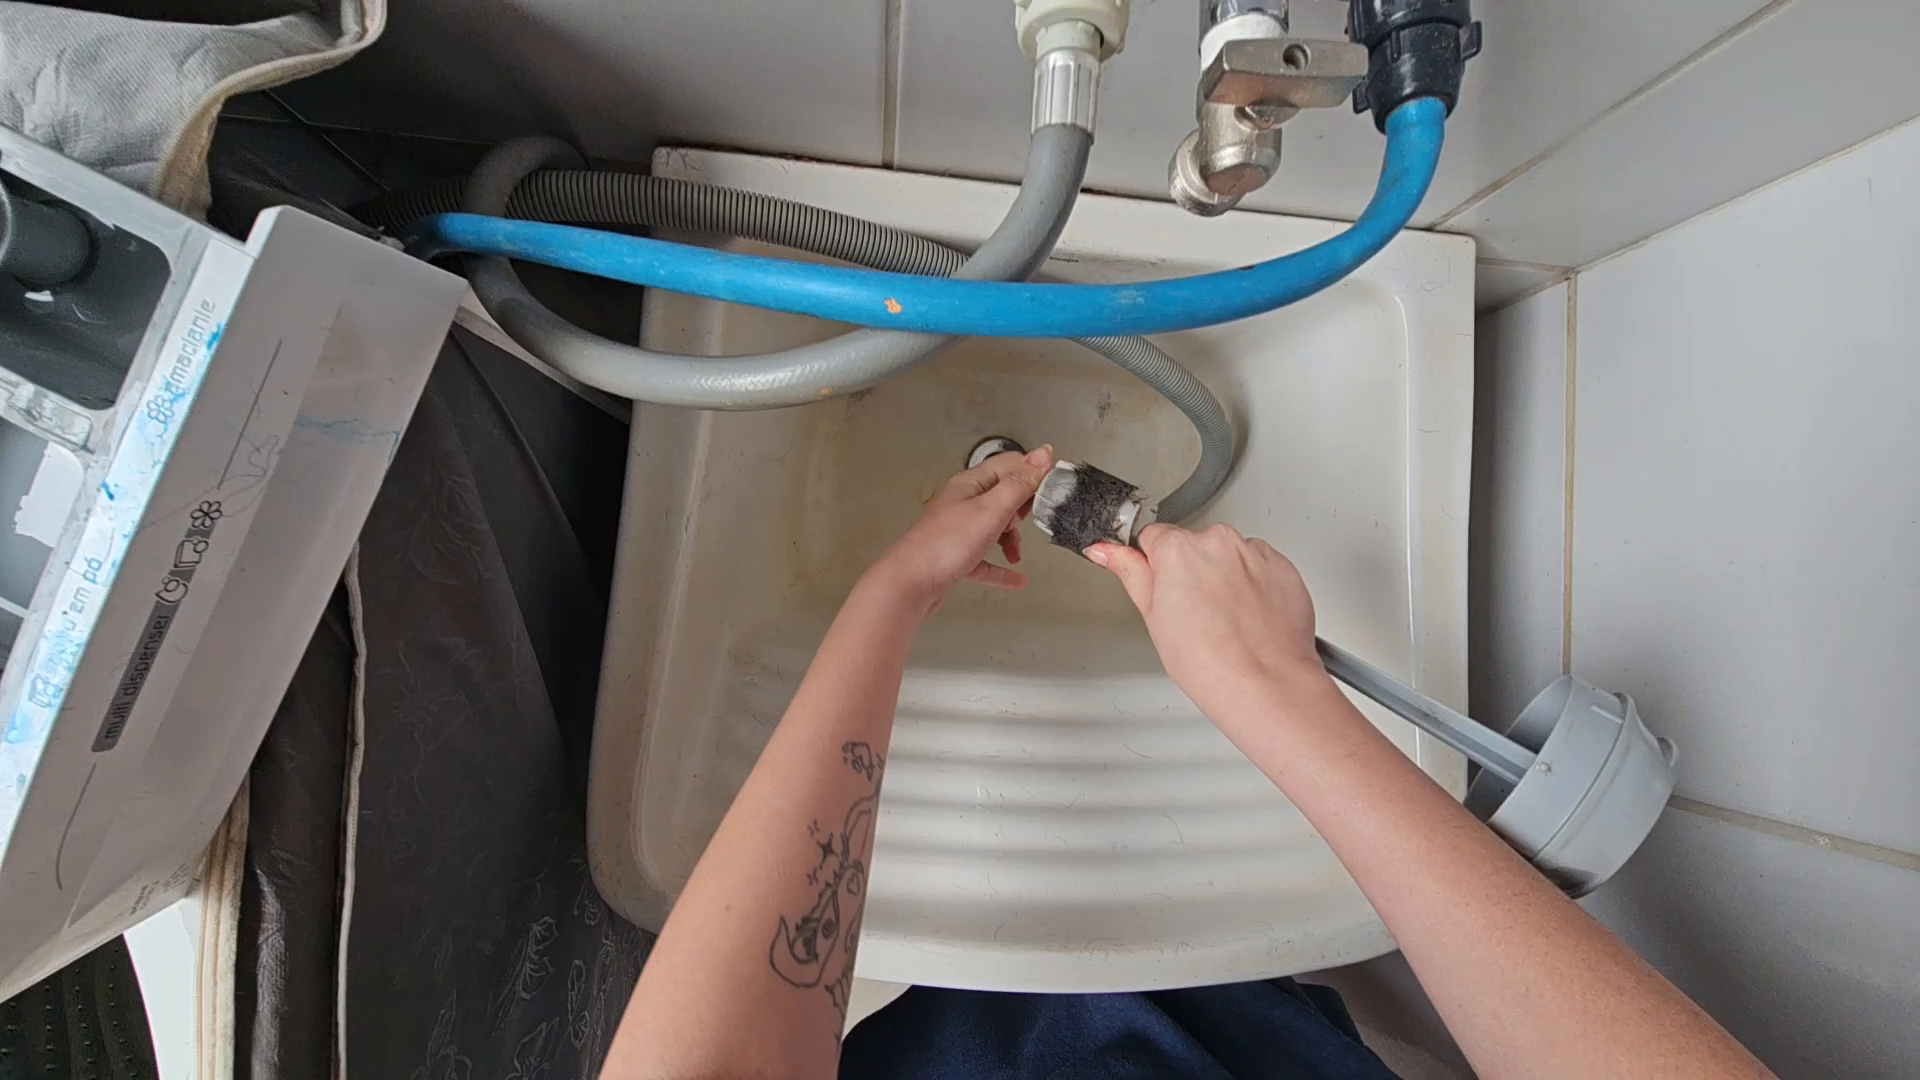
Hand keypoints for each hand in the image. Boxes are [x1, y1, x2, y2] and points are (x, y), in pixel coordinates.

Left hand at [868, 446, 1054, 611]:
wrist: (909, 584)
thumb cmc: (943, 545)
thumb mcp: (991, 509)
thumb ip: (1019, 483)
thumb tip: (1042, 454)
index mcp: (970, 485)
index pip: (1009, 466)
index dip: (1033, 475)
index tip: (1052, 489)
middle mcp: (963, 504)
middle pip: (1002, 496)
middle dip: (1022, 509)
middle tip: (1031, 520)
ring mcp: (958, 532)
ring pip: (995, 529)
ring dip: (1012, 541)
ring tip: (1016, 554)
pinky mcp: (956, 559)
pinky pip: (985, 560)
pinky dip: (1000, 568)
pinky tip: (1015, 579)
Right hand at [1087, 524, 1331, 724]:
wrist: (1264, 683)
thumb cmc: (1207, 659)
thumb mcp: (1151, 615)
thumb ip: (1129, 571)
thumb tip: (1105, 551)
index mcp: (1177, 548)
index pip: (1153, 537)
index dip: (1155, 567)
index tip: (1164, 590)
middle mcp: (1217, 541)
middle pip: (1193, 545)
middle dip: (1190, 571)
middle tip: (1192, 613)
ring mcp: (1253, 552)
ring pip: (1227, 555)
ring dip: (1223, 576)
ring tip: (1224, 619)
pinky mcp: (1282, 567)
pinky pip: (1259, 566)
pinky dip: (1253, 585)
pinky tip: (1247, 617)